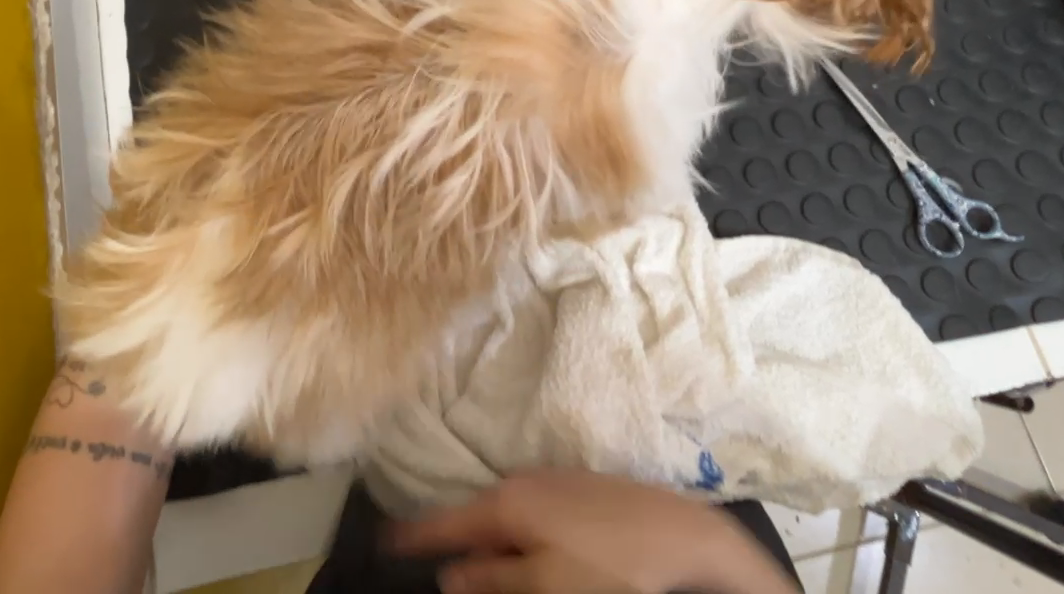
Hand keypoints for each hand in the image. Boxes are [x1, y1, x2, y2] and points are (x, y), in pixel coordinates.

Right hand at [392, 470, 795, 593]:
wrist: (682, 536)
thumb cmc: (607, 569)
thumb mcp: (544, 584)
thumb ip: (492, 577)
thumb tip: (450, 575)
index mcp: (507, 504)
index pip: (444, 522)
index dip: (412, 535)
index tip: (382, 541)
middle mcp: (523, 481)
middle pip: (476, 518)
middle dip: (459, 545)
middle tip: (445, 569)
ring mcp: (554, 480)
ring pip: (508, 515)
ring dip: (495, 541)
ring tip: (491, 567)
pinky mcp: (580, 487)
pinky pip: (534, 510)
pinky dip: (523, 533)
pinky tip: (538, 553)